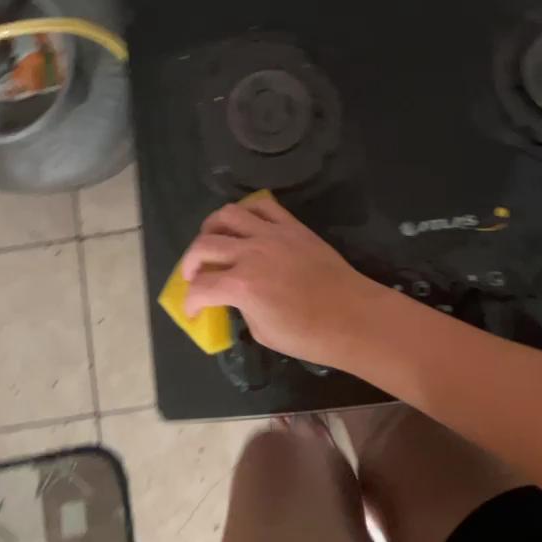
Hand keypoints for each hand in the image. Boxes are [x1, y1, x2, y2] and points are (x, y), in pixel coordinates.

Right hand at [178, 194, 394, 366]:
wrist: (351, 316)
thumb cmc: (308, 335)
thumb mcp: (263, 332)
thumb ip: (241, 308)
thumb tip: (234, 298)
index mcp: (241, 285)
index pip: (199, 287)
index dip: (190, 302)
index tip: (193, 310)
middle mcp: (250, 252)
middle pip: (203, 245)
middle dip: (190, 264)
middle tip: (194, 277)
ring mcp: (271, 234)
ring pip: (227, 215)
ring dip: (212, 229)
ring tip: (214, 242)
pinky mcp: (291, 225)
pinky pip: (262, 207)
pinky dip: (246, 212)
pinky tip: (244, 226)